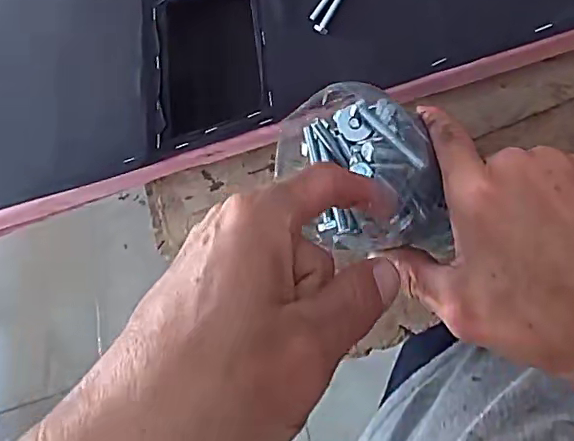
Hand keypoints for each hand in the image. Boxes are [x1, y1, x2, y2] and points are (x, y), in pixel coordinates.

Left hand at [35, 165, 401, 440]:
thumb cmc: (213, 391)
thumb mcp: (308, 346)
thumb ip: (358, 299)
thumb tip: (386, 269)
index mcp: (256, 220)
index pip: (325, 182)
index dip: (365, 192)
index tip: (391, 211)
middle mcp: (225, 229)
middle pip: (304, 242)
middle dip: (319, 289)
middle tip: (309, 343)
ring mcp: (199, 266)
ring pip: (277, 278)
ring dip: (291, 318)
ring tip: (269, 370)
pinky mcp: (181, 304)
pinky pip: (247, 300)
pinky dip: (261, 330)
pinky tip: (243, 376)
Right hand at [384, 107, 573, 381]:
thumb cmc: (539, 318)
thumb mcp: (464, 308)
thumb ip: (418, 272)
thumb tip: (393, 253)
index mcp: (476, 193)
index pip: (446, 139)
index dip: (432, 124)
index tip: (424, 115)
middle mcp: (513, 164)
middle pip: (485, 168)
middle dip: (486, 196)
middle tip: (499, 242)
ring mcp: (552, 161)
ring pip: (521, 170)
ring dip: (521, 195)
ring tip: (538, 243)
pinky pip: (552, 172)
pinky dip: (551, 194)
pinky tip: (562, 232)